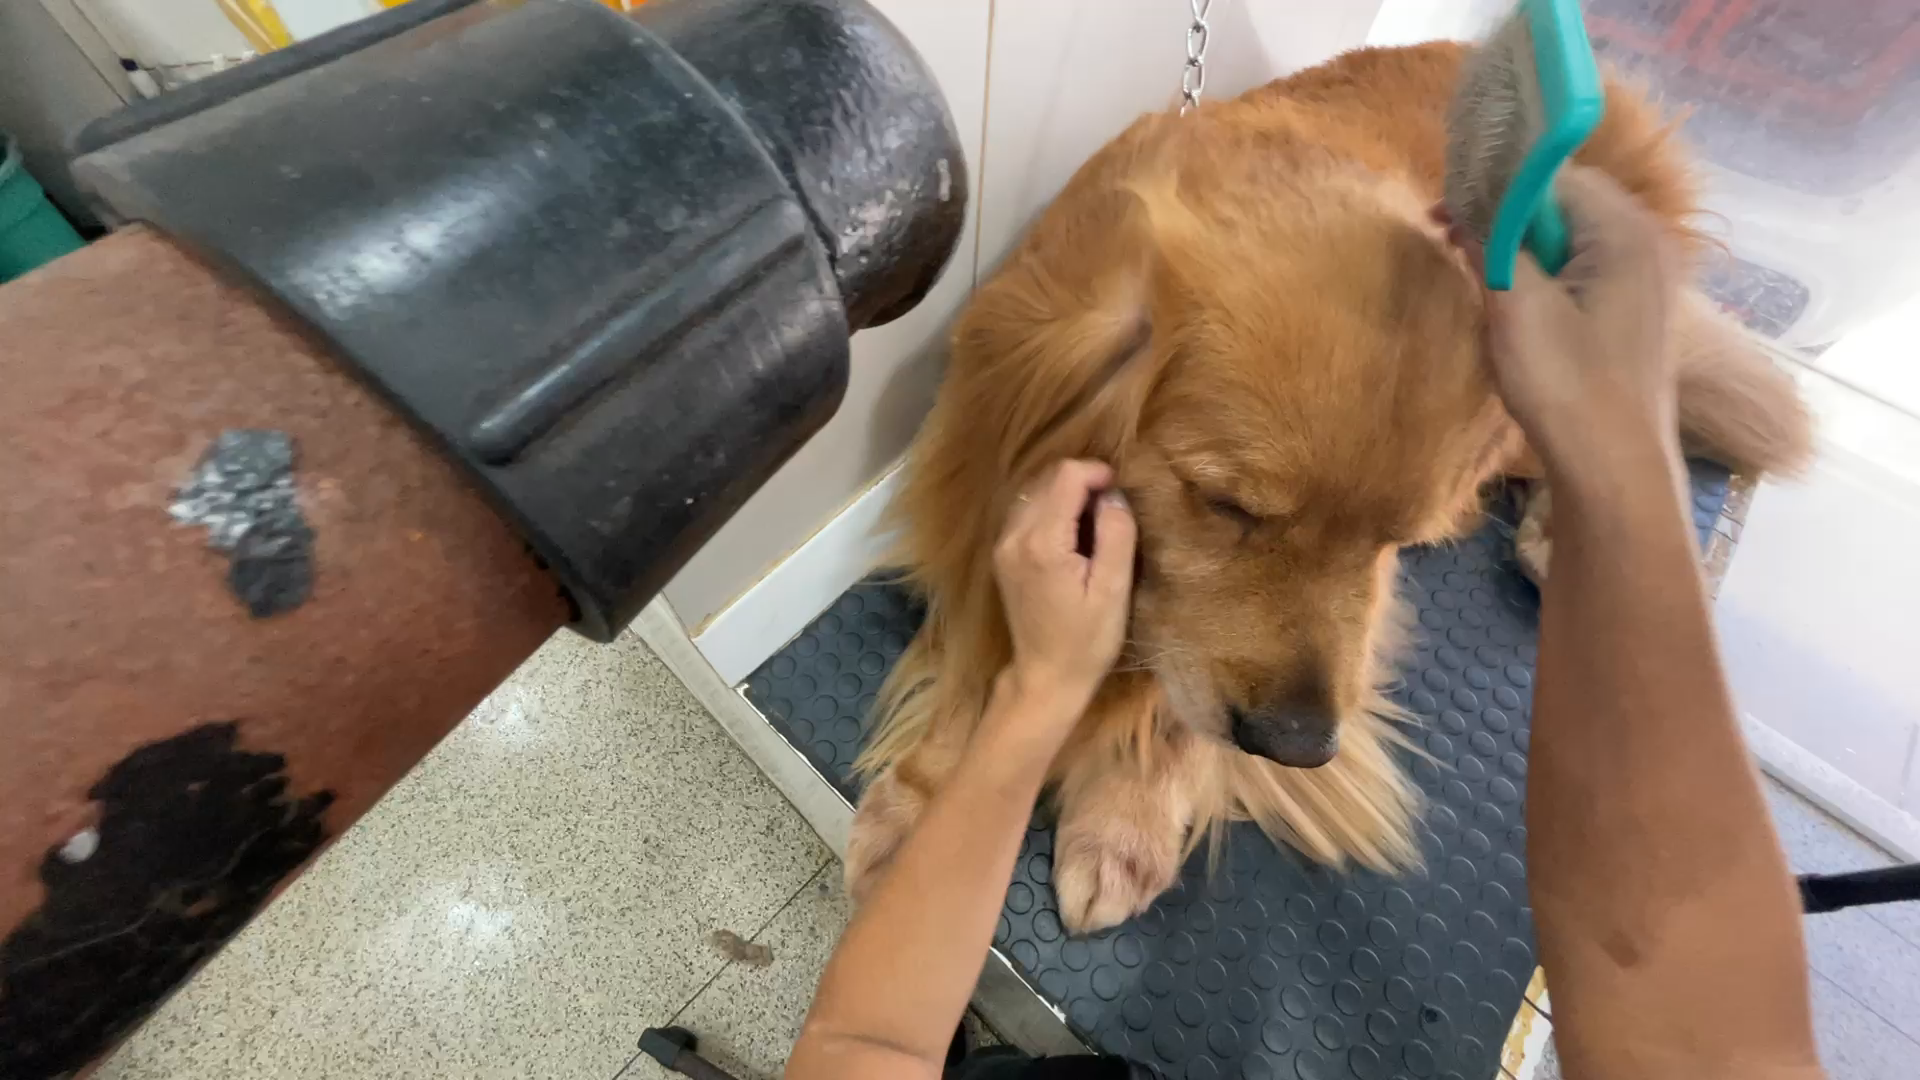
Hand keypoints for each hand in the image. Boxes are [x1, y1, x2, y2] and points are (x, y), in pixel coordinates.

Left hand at [993, 460, 1137, 717]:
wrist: (1046, 677)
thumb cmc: (1087, 640)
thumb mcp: (1114, 589)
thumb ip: (1116, 533)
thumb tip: (1113, 494)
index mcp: (1041, 542)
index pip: (1066, 476)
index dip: (1097, 473)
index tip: (1120, 495)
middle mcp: (1013, 536)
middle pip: (1048, 479)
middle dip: (1083, 484)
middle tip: (1110, 514)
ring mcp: (1002, 545)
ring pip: (1035, 493)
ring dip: (1066, 496)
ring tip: (1093, 526)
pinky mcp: (1002, 554)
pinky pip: (1026, 513)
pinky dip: (1051, 511)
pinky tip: (1071, 538)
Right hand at [1446, 168, 1682, 471]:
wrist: (1610, 457)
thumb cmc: (1563, 381)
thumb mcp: (1515, 311)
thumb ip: (1491, 252)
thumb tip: (1464, 214)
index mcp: (1625, 233)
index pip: (1559, 178)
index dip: (1499, 186)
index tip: (1446, 210)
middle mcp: (1647, 242)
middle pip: (1569, 203)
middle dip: (1507, 214)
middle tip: (1451, 237)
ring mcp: (1645, 277)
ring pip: (1573, 237)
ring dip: (1521, 244)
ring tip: (1474, 267)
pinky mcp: (1633, 308)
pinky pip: (1583, 267)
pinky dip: (1542, 269)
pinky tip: (1512, 296)